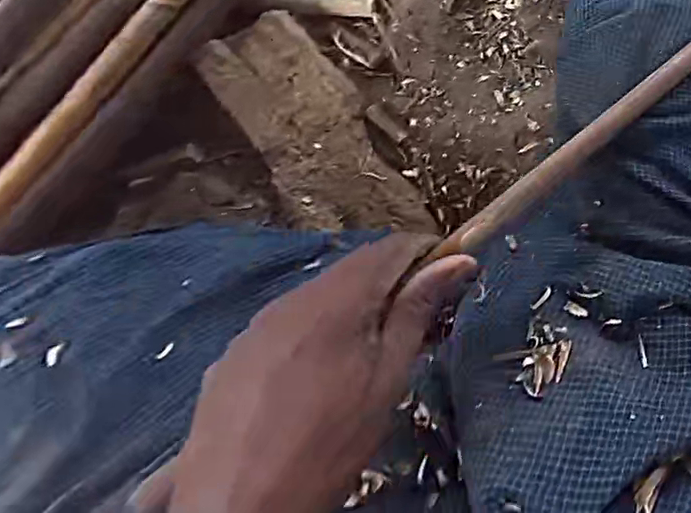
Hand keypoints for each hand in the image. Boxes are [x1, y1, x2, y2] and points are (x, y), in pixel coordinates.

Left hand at [135, 236, 476, 512]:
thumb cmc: (328, 443)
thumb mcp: (389, 374)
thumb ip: (419, 308)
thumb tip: (459, 260)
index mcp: (334, 300)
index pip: (393, 246)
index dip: (428, 254)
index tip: (449, 281)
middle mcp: (290, 302)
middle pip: (357, 266)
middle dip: (394, 280)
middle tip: (418, 320)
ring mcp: (254, 330)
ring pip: (323, 293)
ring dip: (357, 303)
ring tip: (372, 349)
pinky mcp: (231, 359)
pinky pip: (289, 322)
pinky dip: (319, 327)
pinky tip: (322, 371)